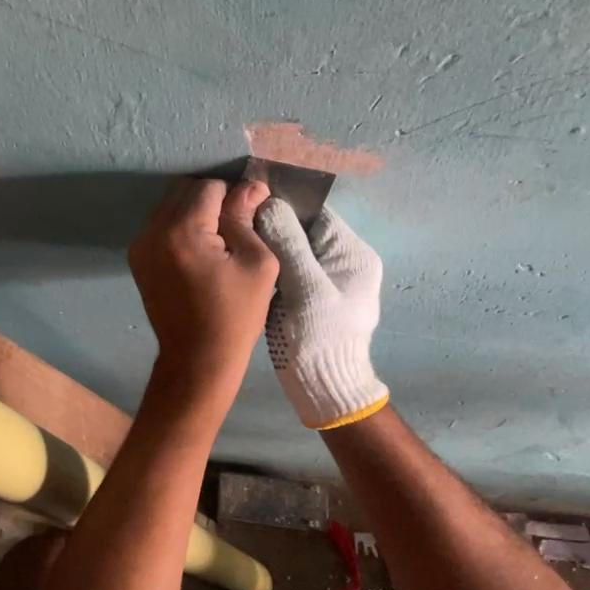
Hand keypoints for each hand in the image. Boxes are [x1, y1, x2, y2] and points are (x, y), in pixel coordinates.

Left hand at [127, 178, 278, 382]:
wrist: (197, 358)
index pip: (208, 187)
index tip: (250, 214)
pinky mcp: (137, 258)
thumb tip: (250, 187)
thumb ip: (246, 218)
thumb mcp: (256, 263)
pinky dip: (179, 227)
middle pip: (184, 189)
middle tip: (234, 227)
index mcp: (183, 231)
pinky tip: (198, 252)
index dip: (233, 196)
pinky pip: (159, 225)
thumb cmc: (235, 315)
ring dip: (194, 212)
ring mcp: (140, 245)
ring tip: (217, 241)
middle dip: (211, 199)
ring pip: (169, 205)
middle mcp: (153, 231)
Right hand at [253, 200, 388, 428]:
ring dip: (268, 249)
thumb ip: (287, 242)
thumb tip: (268, 202)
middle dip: (271, 229)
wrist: (325, 388)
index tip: (247, 210)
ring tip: (238, 248)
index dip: (281, 208)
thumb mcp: (303, 287)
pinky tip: (247, 270)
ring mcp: (328, 280)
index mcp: (352, 253)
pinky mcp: (312, 297)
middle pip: (301, 229)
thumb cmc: (319, 337)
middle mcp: (344, 261)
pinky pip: (288, 270)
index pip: (313, 213)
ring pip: (292, 249)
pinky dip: (269, 268)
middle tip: (238, 231)